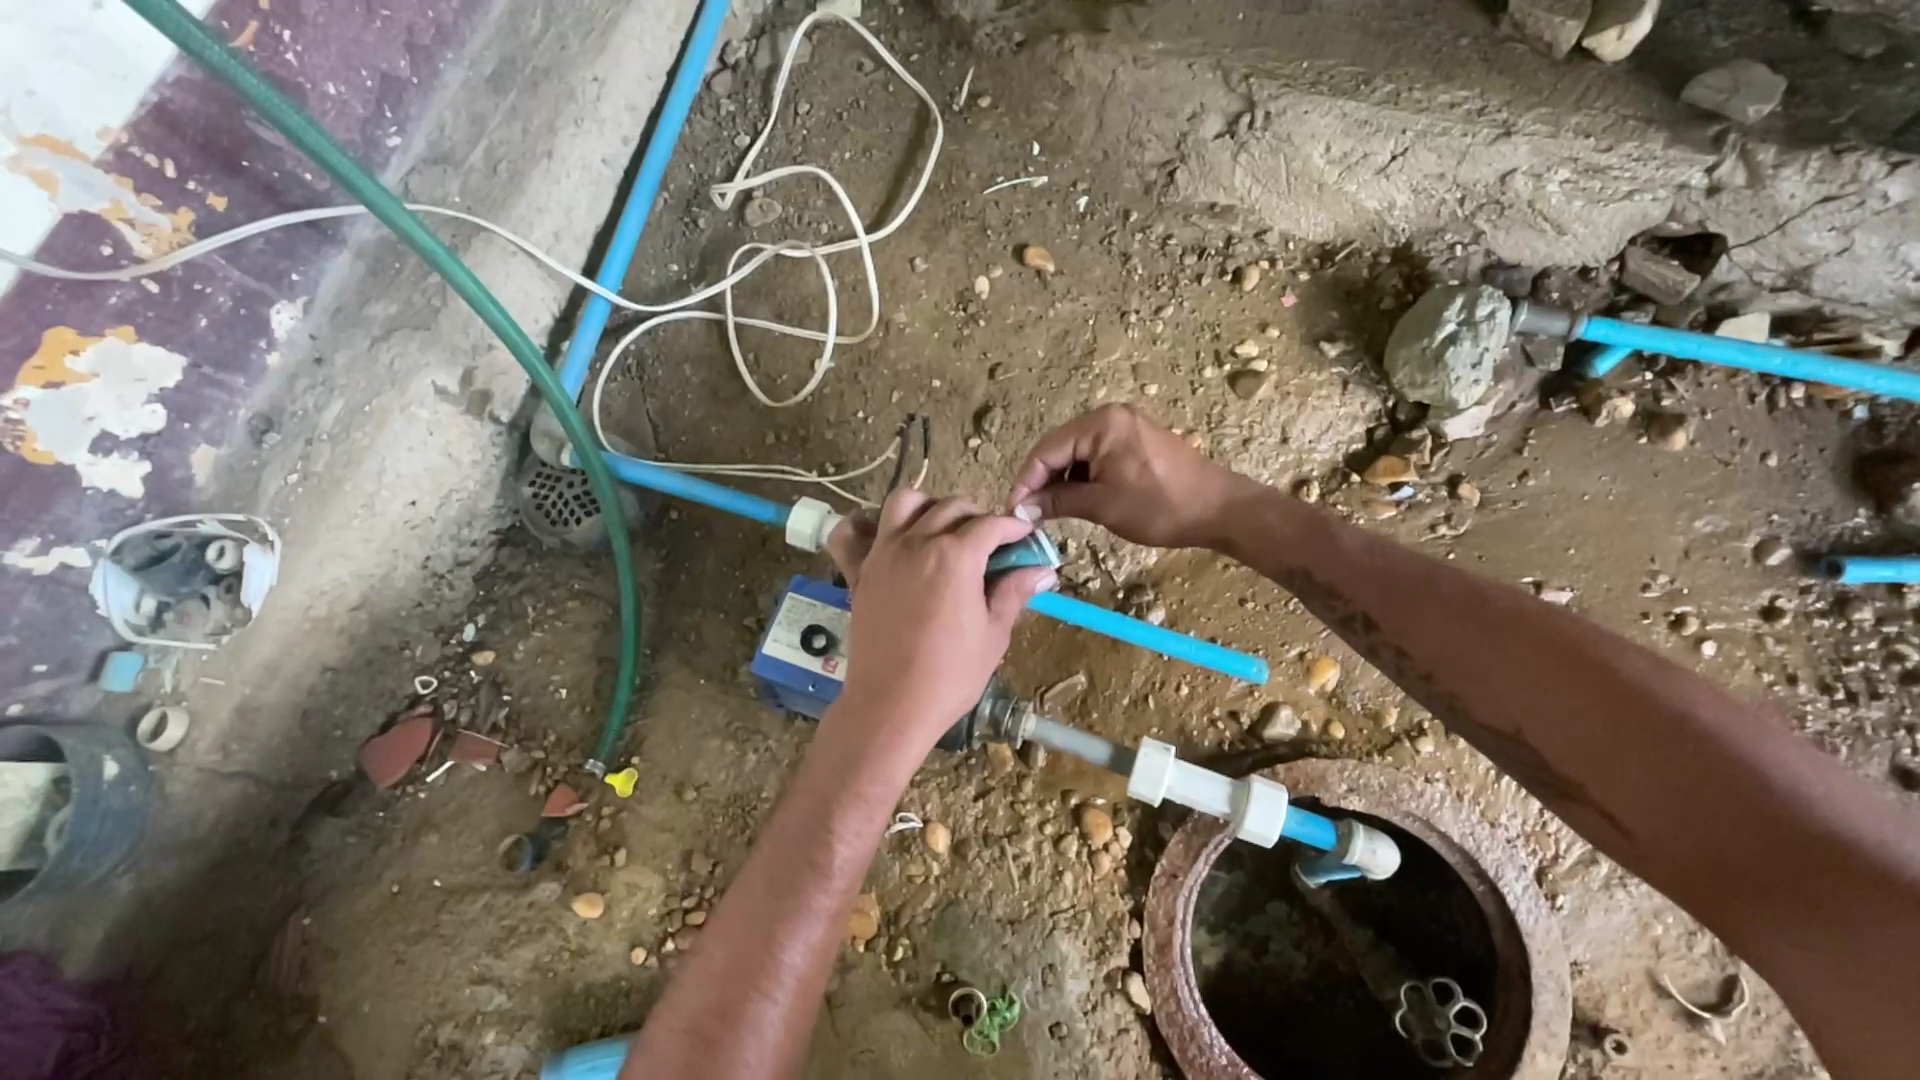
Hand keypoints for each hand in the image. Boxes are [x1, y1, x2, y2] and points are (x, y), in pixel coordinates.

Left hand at [830, 490, 1055, 753]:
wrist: (892, 705)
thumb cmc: (950, 674)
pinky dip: (863, 524)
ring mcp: (883, 553)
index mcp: (956, 555)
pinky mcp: (857, 572)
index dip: (1012, 528)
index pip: (991, 524)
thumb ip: (1014, 592)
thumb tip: (1043, 570)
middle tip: (990, 542)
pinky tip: (881, 536)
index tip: (1024, 538)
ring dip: (927, 506)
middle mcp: (917, 542)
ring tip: (940, 529)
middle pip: (951, 507)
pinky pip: (850, 533)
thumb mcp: (993, 633)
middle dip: (976, 516)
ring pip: (904, 502)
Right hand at [1007, 404, 1255, 549]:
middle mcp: (1110, 416)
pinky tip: (1077, 500)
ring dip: (1062, 481)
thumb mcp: (1103, 506)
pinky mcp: (1136, 441)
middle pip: (1060, 448)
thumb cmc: (1161, 506)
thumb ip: (1058, 502)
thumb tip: (1022, 509)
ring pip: (1078, 453)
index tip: (1013, 511)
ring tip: (1050, 511)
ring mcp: (1126, 427)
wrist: (1220, 509)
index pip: (1047, 450)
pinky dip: (1083, 478)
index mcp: (1101, 424)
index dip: (1025, 481)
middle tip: (1028, 514)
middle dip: (1042, 481)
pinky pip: (1097, 456)